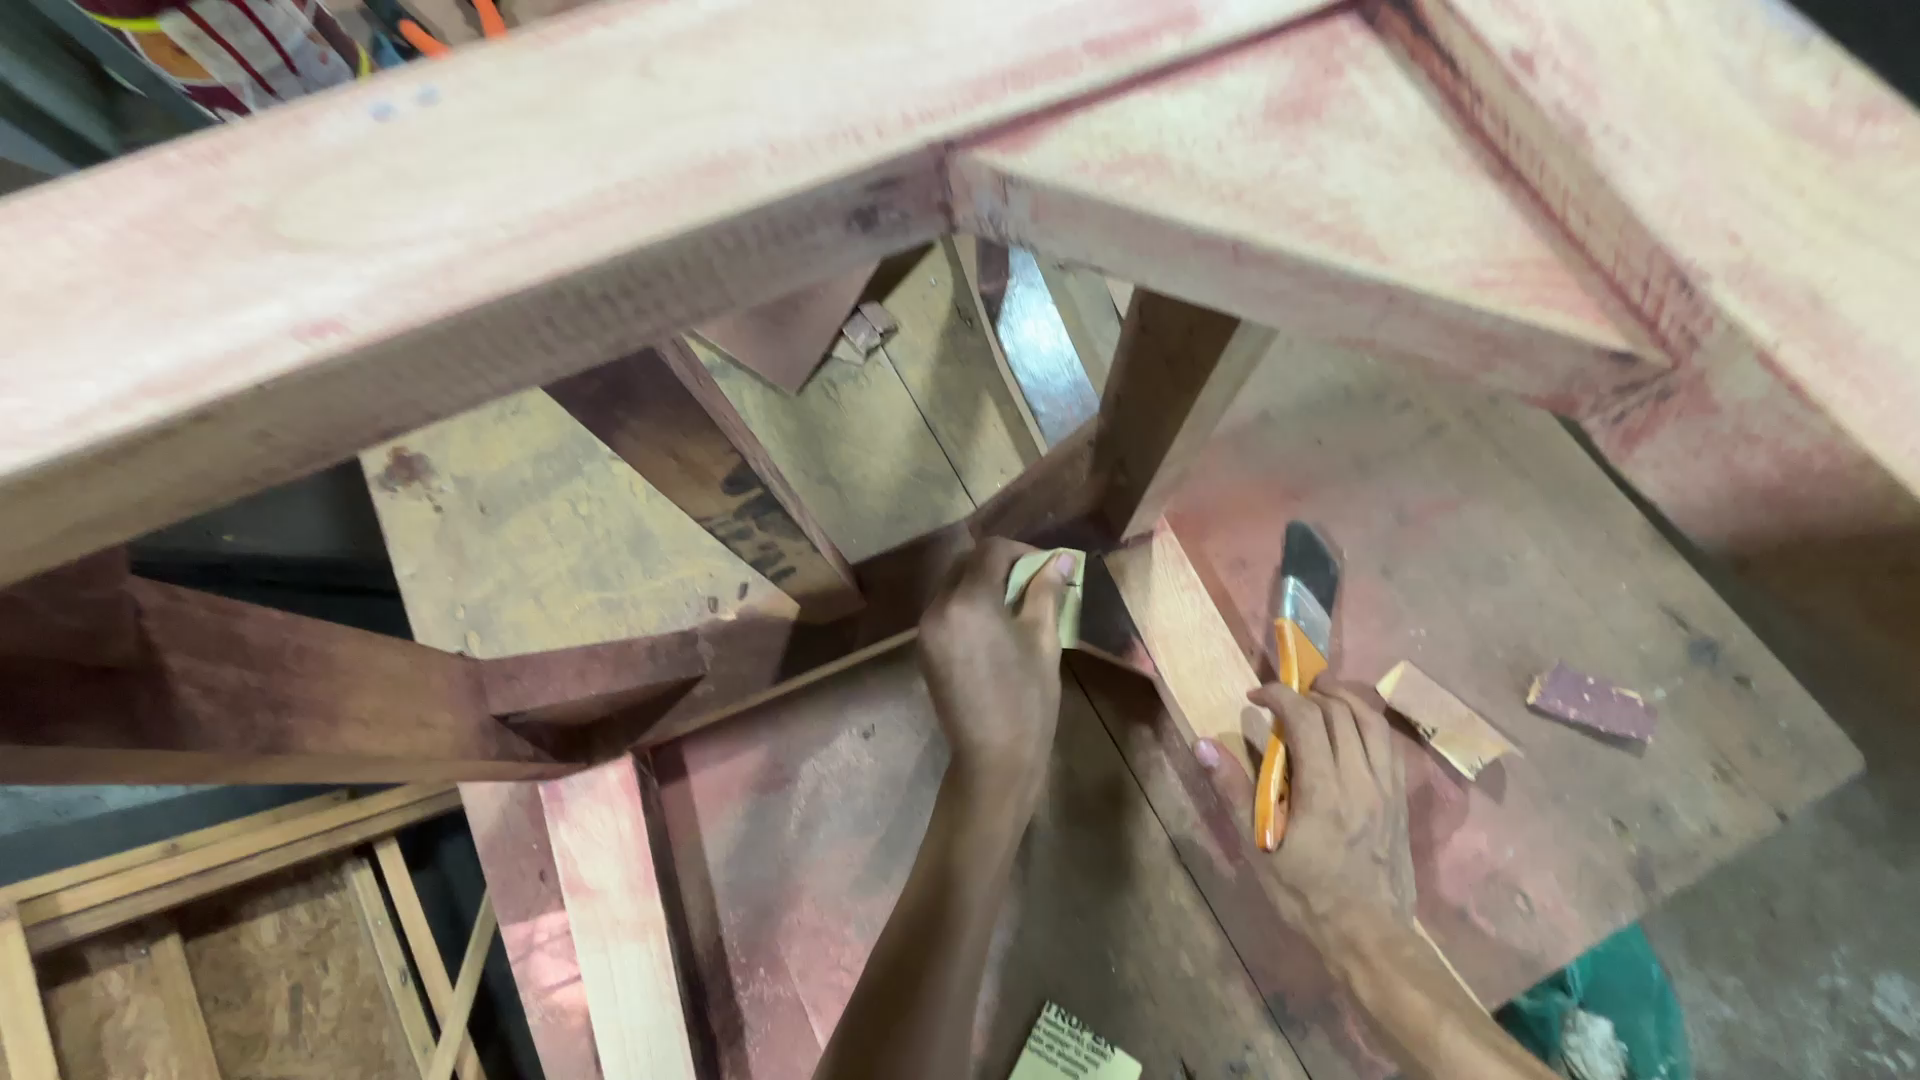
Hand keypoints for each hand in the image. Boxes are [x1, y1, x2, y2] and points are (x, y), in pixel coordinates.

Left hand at [917, 538, 1075, 811]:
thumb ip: (1046, 592)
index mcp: (969, 601)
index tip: (1047, 567)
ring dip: (982, 583)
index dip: (1021, 551)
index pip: (990, 551)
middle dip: (999, 564)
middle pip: (965, 563)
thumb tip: (1060, 559)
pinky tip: (994, 626)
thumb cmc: (1028, 699)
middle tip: (1033, 583)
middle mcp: (938, 607)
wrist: (993, 757)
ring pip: (952, 585)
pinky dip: (967, 605)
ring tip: (1016, 605)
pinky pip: (945, 610)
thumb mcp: (1043, 639)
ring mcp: (925, 629)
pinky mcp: (923, 649)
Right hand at [1194, 679, 1413, 936]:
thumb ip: (1234, 790)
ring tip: (1318, 695)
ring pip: (1372, 721)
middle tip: (1282, 696)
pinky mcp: (1401, 800)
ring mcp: (1387, 789)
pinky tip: (1348, 727)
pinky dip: (1366, 722)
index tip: (1256, 696)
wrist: (1368, 936)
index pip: (1306, 719)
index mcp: (1324, 791)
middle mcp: (1361, 781)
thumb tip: (1203, 744)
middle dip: (1308, 692)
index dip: (1279, 695)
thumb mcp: (1259, 847)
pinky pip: (1389, 744)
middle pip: (1340, 712)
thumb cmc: (1305, 894)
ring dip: (1343, 699)